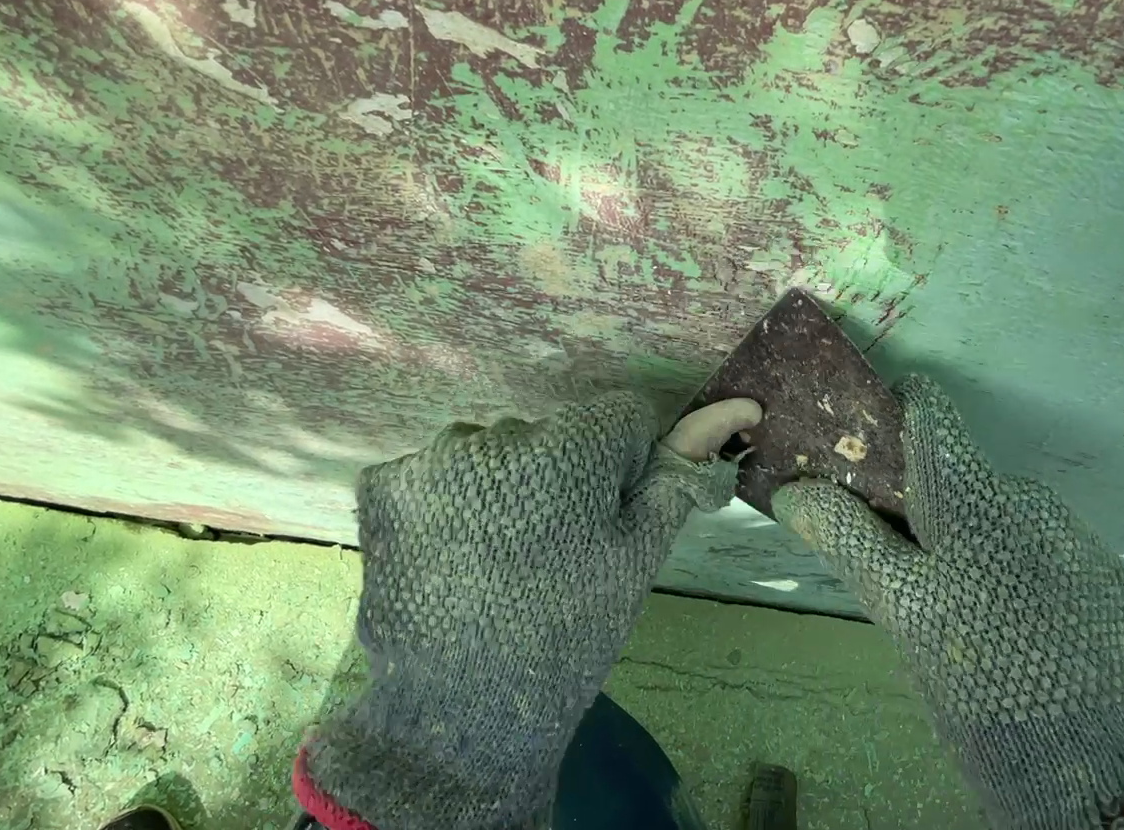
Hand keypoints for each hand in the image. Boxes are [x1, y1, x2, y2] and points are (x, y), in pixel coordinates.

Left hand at [298, 392, 760, 829]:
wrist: (463, 716)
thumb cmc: (571, 632)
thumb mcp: (638, 554)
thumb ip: (679, 472)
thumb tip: (737, 407)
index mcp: (575, 447)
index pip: (622, 417)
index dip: (625, 465)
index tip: (609, 516)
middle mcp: (500, 433)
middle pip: (557, 431)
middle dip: (566, 471)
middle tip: (554, 548)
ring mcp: (433, 457)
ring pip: (498, 447)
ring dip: (507, 482)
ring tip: (502, 553)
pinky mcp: (386, 483)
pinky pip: (442, 467)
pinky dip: (453, 496)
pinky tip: (456, 550)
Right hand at [774, 375, 1123, 829]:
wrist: (1117, 788)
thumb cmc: (985, 693)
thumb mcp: (902, 615)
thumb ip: (850, 540)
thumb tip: (792, 489)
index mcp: (974, 501)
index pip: (931, 416)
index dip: (898, 413)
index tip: (872, 439)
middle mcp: (1036, 504)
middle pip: (963, 484)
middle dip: (931, 514)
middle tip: (910, 579)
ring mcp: (1086, 544)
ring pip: (1007, 527)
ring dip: (980, 554)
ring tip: (974, 627)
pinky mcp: (1120, 588)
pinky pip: (1052, 564)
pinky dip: (1026, 585)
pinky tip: (1026, 642)